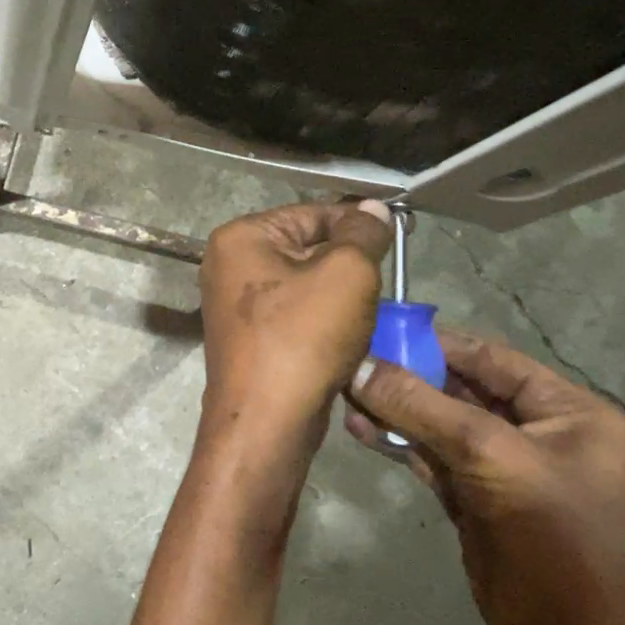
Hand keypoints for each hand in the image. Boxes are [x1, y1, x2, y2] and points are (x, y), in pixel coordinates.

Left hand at [198, 200, 392, 436]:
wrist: (266, 417)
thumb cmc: (303, 336)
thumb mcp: (346, 273)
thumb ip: (362, 234)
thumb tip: (372, 208)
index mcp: (240, 236)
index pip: (310, 213)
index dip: (356, 223)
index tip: (397, 238)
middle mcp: (227, 262)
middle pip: (305, 247)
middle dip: (348, 265)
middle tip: (382, 284)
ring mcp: (233, 302)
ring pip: (303, 284)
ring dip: (339, 296)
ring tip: (368, 314)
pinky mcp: (247, 335)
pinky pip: (295, 314)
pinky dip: (323, 321)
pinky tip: (349, 338)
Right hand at [347, 330, 624, 624]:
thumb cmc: (558, 536)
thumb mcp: (491, 457)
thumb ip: (422, 406)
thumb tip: (357, 364)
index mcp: (570, 412)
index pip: (490, 357)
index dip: (432, 340)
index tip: (372, 326)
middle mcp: (540, 433)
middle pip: (460, 389)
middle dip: (405, 375)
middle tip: (346, 359)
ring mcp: (507, 469)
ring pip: (439, 424)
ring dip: (393, 409)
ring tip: (342, 392)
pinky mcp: (478, 500)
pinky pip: (431, 457)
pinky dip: (396, 442)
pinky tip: (358, 429)